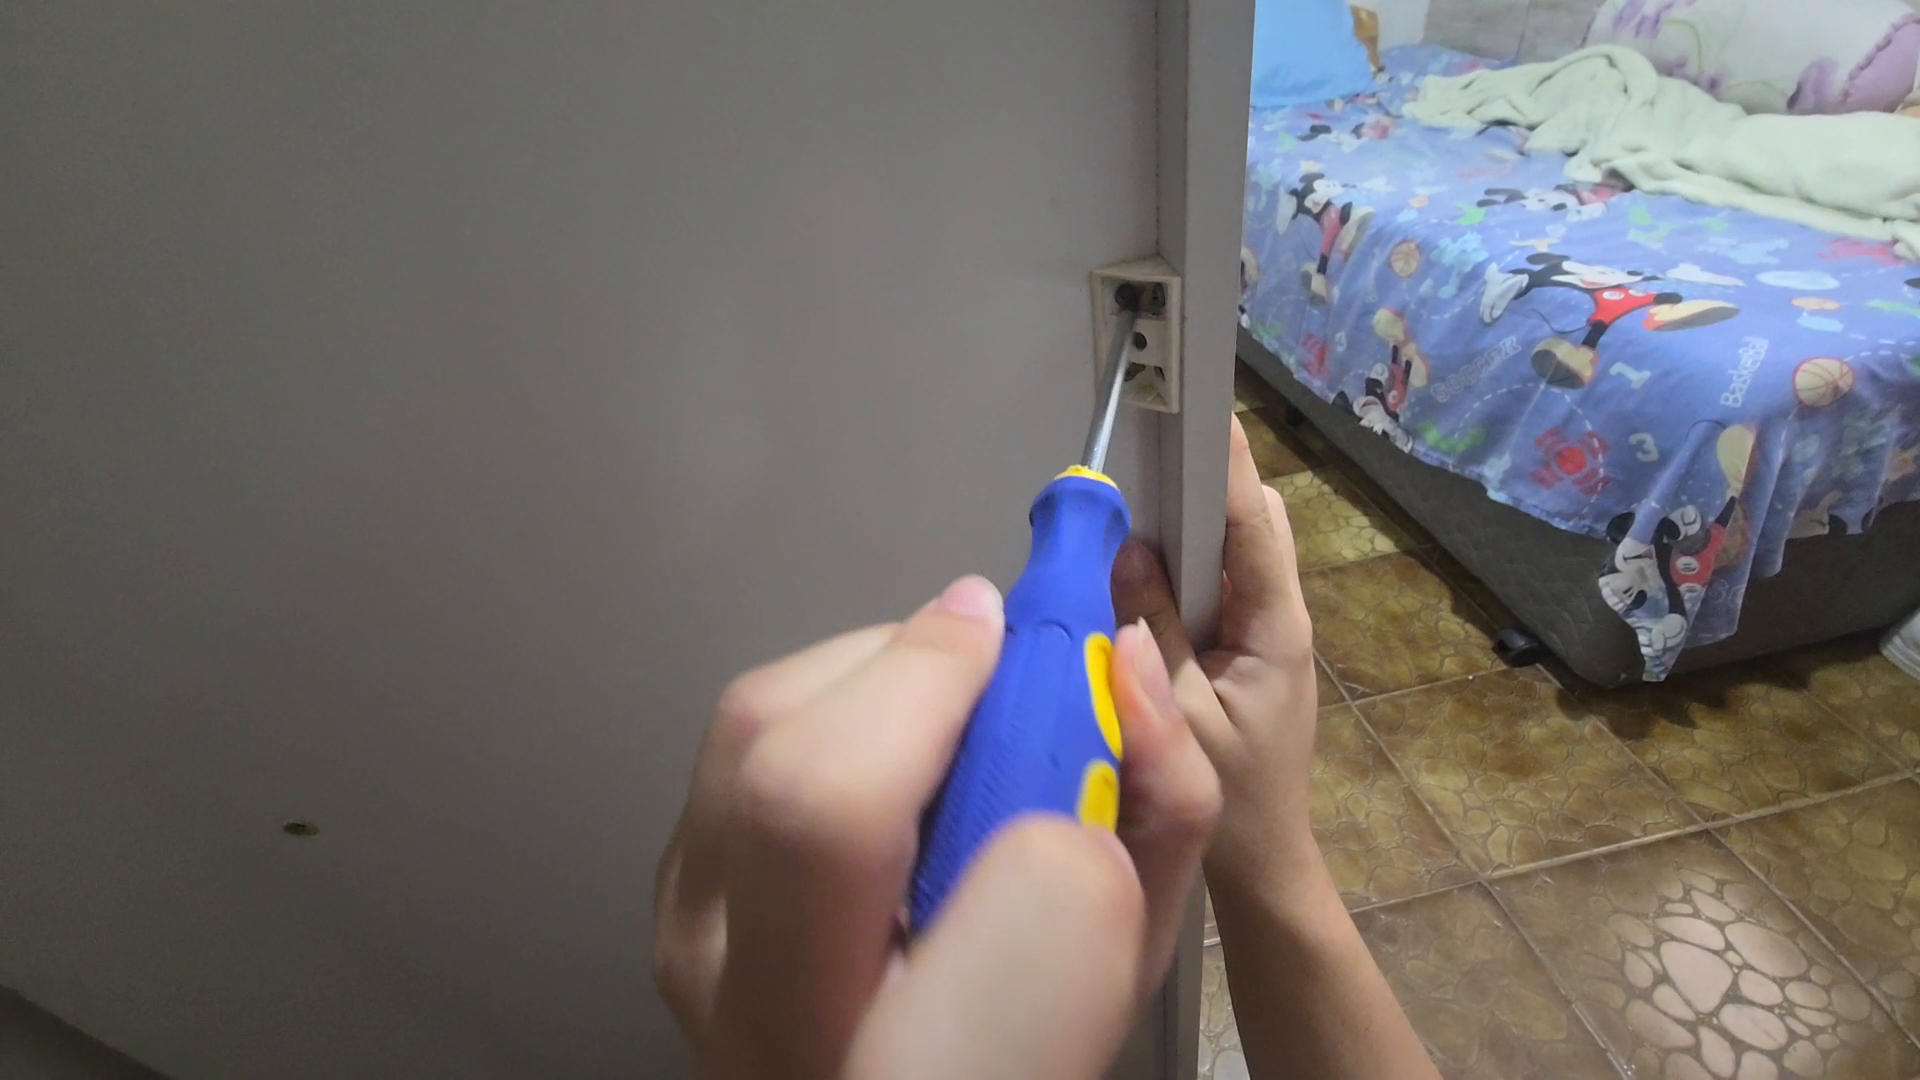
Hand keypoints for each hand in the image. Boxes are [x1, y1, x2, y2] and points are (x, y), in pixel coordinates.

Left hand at [654, 574, 1220, 1078]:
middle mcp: (763, 1018)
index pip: (936, 903)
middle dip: (919, 674)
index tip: (1043, 660)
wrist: (871, 1065)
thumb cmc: (1025, 1031)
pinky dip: (835, 692)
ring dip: (874, 673)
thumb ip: (1157, 807)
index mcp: (919, 1074)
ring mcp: (693, 936)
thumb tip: (1123, 658)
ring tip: (947, 702)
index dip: (988, 769)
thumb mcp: (1135, 947)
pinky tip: (888, 734)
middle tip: (998, 652)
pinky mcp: (674, 877)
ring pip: (756, 723)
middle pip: (805, 784)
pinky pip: (741, 728)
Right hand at [1110, 414, 1321, 900]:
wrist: (1265, 862)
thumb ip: (1152, 631)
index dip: (1225, 464)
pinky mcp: (1238, 643)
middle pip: (1250, 520)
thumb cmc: (1230, 802)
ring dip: (1188, 520)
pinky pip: (1211, 582)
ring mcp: (1260, 627)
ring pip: (1229, 547)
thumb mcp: (1179, 718)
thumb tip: (1125, 551)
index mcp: (1276, 625)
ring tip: (1132, 498)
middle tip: (1143, 455)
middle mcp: (1276, 613)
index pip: (1253, 523)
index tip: (1192, 411)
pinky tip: (1136, 564)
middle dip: (1204, 481)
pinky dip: (1177, 561)